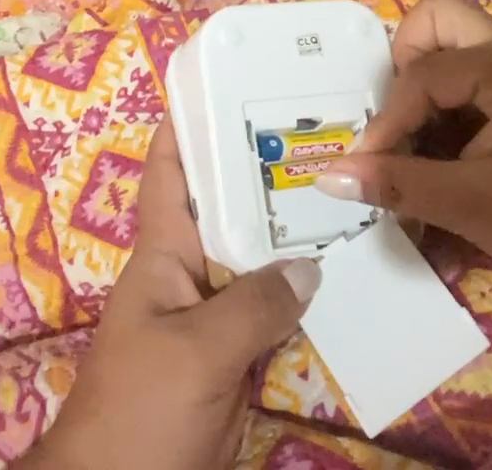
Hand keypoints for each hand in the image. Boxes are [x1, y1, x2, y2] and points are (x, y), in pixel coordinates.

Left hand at [24, 121, 320, 469]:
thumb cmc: (141, 406)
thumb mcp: (194, 350)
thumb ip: (252, 306)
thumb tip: (310, 266)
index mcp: (163, 253)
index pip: (169, 174)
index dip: (184, 127)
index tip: (217, 85)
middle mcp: (190, 272)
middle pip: (228, 211)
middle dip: (264, 175)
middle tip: (320, 135)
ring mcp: (215, 314)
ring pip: (258, 261)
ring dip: (294, 234)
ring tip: (348, 193)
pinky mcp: (237, 354)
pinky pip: (274, 312)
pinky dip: (306, 295)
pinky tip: (350, 276)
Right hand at [314, 0, 491, 298]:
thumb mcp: (471, 206)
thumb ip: (397, 184)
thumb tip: (326, 176)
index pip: (423, 74)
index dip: (388, 119)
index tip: (366, 164)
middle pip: (439, 17)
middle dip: (405, 60)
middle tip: (400, 116)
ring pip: (456, 42)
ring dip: (425, 82)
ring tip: (416, 138)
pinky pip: (472, 74)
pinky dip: (447, 102)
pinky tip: (444, 150)